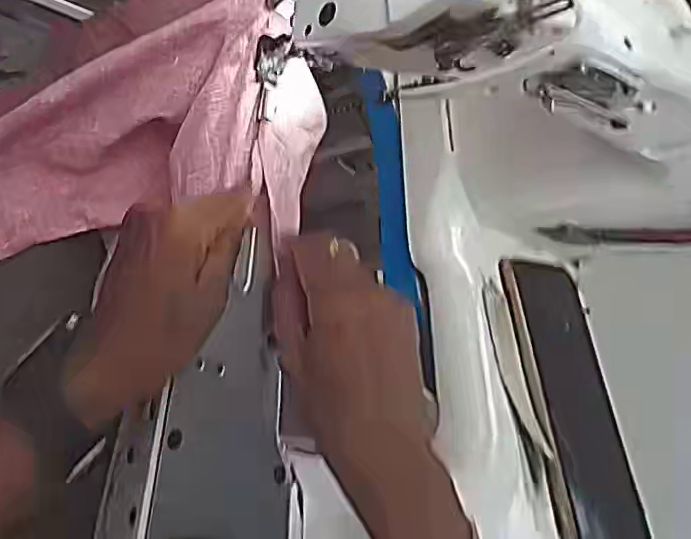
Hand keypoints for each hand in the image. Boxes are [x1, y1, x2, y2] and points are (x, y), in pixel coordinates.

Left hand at [61, 193, 251, 428]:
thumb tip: (244, 216)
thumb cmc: (159, 339)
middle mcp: (157, 209)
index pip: (233, 199)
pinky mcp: (130, 226)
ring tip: (200, 269)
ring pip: (191, 209)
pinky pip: (171, 218)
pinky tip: (182, 266)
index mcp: (181, 224)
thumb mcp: (212, 297)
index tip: (254, 232)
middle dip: (224, 225)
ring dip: (203, 230)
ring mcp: (140, 215)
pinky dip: (182, 235)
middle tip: (227, 261)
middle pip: (210, 201)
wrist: (107, 359)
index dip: (250, 214)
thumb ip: (231, 246)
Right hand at [273, 233, 432, 471]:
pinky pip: (376, 291)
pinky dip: (361, 300)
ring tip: (327, 321)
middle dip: (316, 264)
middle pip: (337, 251)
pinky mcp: (406, 316)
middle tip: (301, 291)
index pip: (314, 244)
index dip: (294, 248)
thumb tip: (284, 277)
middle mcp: (369, 293)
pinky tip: (352, 333)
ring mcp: (391, 303)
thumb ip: (285, 304)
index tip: (286, 256)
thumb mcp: (293, 357)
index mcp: (336, 299)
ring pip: (357, 270)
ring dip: (339, 283)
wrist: (386, 448)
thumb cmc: (340, 417)